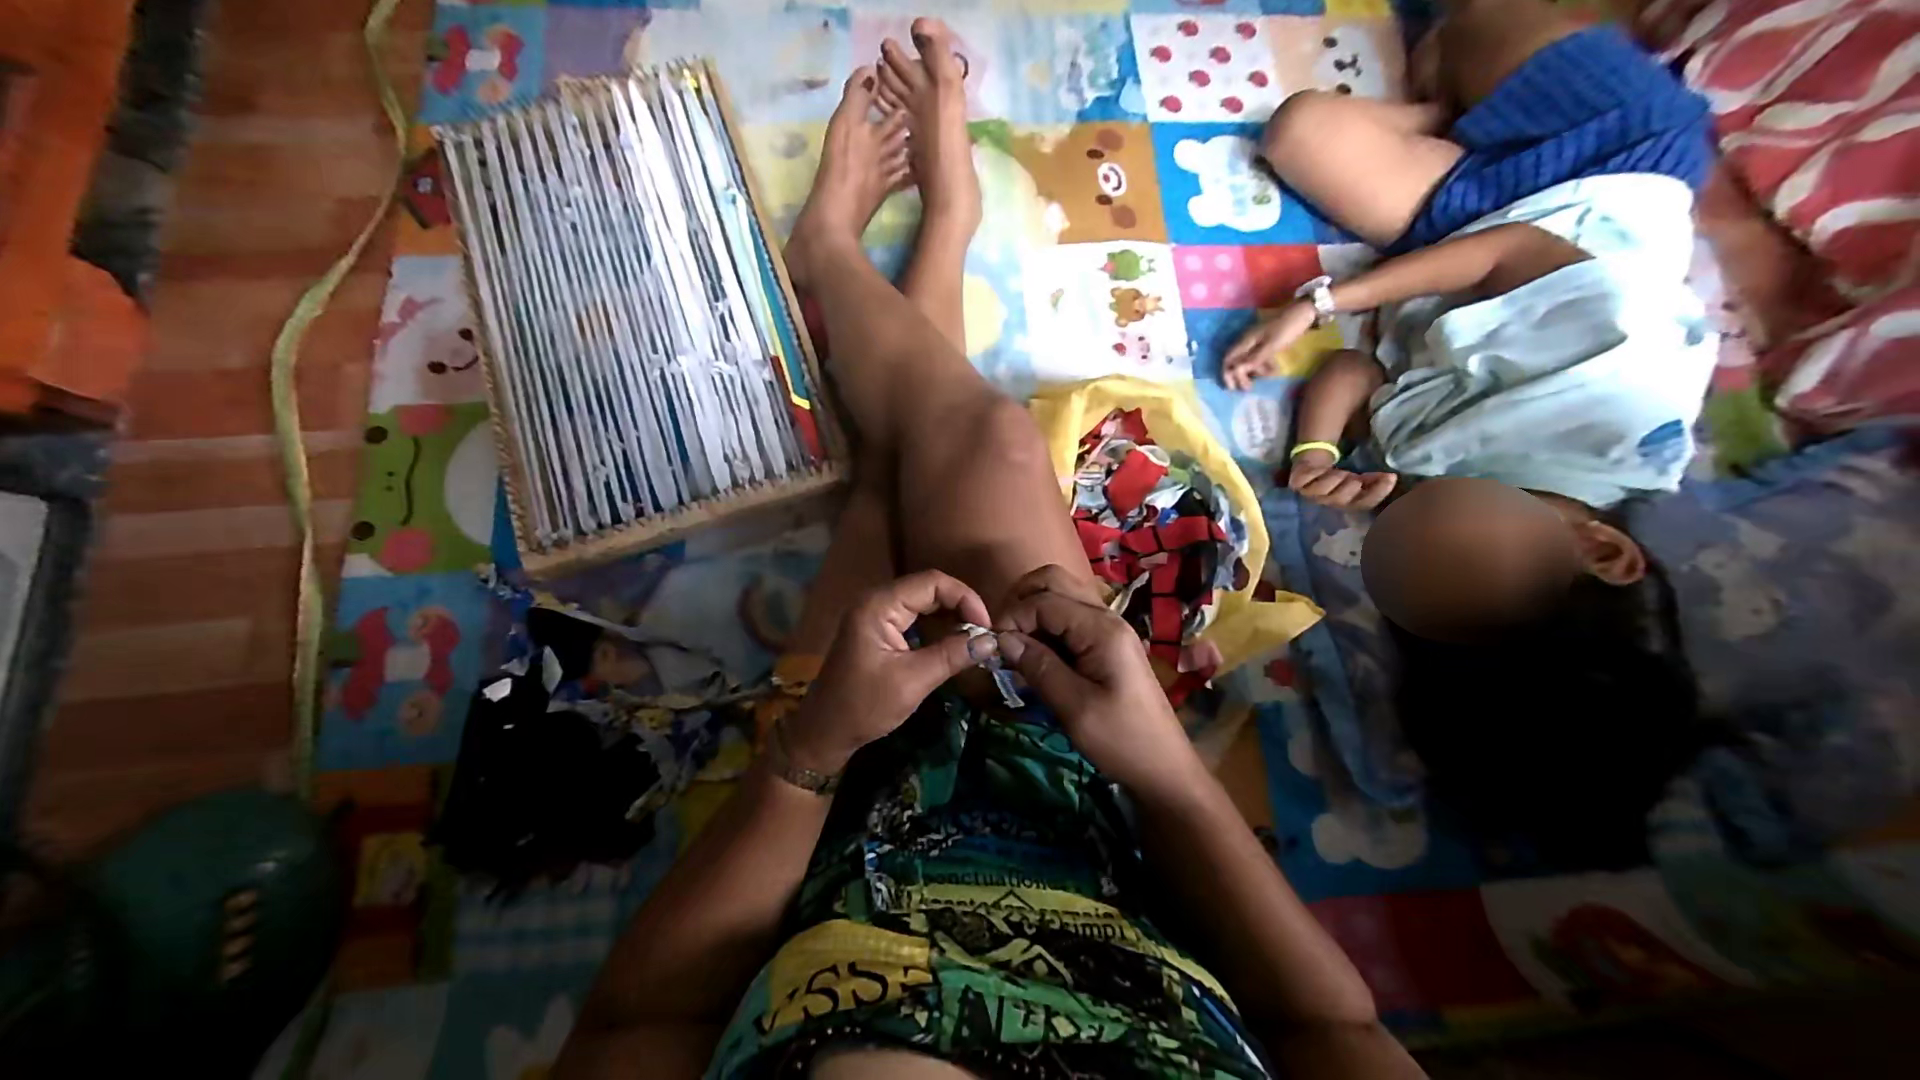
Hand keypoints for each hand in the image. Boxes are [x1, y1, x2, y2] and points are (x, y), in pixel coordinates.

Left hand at [785, 570, 989, 772]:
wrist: (824, 733)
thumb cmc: (864, 706)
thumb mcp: (912, 681)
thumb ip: (952, 655)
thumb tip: (991, 641)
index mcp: (879, 605)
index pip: (933, 582)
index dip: (965, 598)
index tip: (986, 627)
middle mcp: (876, 601)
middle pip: (929, 589)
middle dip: (960, 608)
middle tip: (984, 636)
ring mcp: (875, 615)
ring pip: (924, 604)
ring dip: (950, 619)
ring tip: (974, 642)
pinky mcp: (878, 631)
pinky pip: (914, 619)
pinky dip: (936, 629)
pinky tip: (952, 646)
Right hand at [992, 565, 1206, 803]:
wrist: (1164, 767)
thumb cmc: (1121, 741)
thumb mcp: (1075, 708)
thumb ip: (1038, 667)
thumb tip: (1002, 639)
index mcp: (1101, 630)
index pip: (1043, 600)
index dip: (1012, 617)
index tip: (994, 648)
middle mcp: (1106, 617)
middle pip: (1054, 580)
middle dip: (1020, 600)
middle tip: (1002, 635)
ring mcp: (1108, 627)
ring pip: (1061, 592)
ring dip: (1032, 609)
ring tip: (1014, 643)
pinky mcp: (1106, 642)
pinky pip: (1069, 615)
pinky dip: (1046, 623)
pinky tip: (1035, 652)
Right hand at [1222, 299, 1316, 390]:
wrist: (1305, 311)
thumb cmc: (1288, 327)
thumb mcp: (1272, 345)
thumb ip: (1254, 359)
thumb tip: (1237, 371)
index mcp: (1246, 341)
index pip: (1228, 359)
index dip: (1227, 374)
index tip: (1233, 388)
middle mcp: (1248, 341)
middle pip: (1237, 362)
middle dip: (1241, 376)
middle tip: (1248, 388)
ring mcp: (1258, 342)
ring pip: (1250, 361)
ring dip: (1256, 371)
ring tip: (1268, 377)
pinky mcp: (1267, 343)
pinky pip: (1261, 357)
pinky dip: (1265, 365)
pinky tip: (1275, 370)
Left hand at [1286, 449, 1396, 510]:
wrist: (1311, 467)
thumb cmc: (1338, 477)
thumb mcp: (1359, 478)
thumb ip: (1374, 481)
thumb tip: (1391, 477)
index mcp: (1346, 504)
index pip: (1363, 504)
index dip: (1377, 493)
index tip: (1390, 476)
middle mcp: (1327, 503)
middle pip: (1342, 500)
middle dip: (1351, 487)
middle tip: (1355, 476)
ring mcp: (1310, 495)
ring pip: (1323, 491)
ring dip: (1335, 479)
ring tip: (1341, 472)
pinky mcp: (1296, 484)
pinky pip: (1308, 479)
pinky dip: (1317, 472)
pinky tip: (1321, 469)